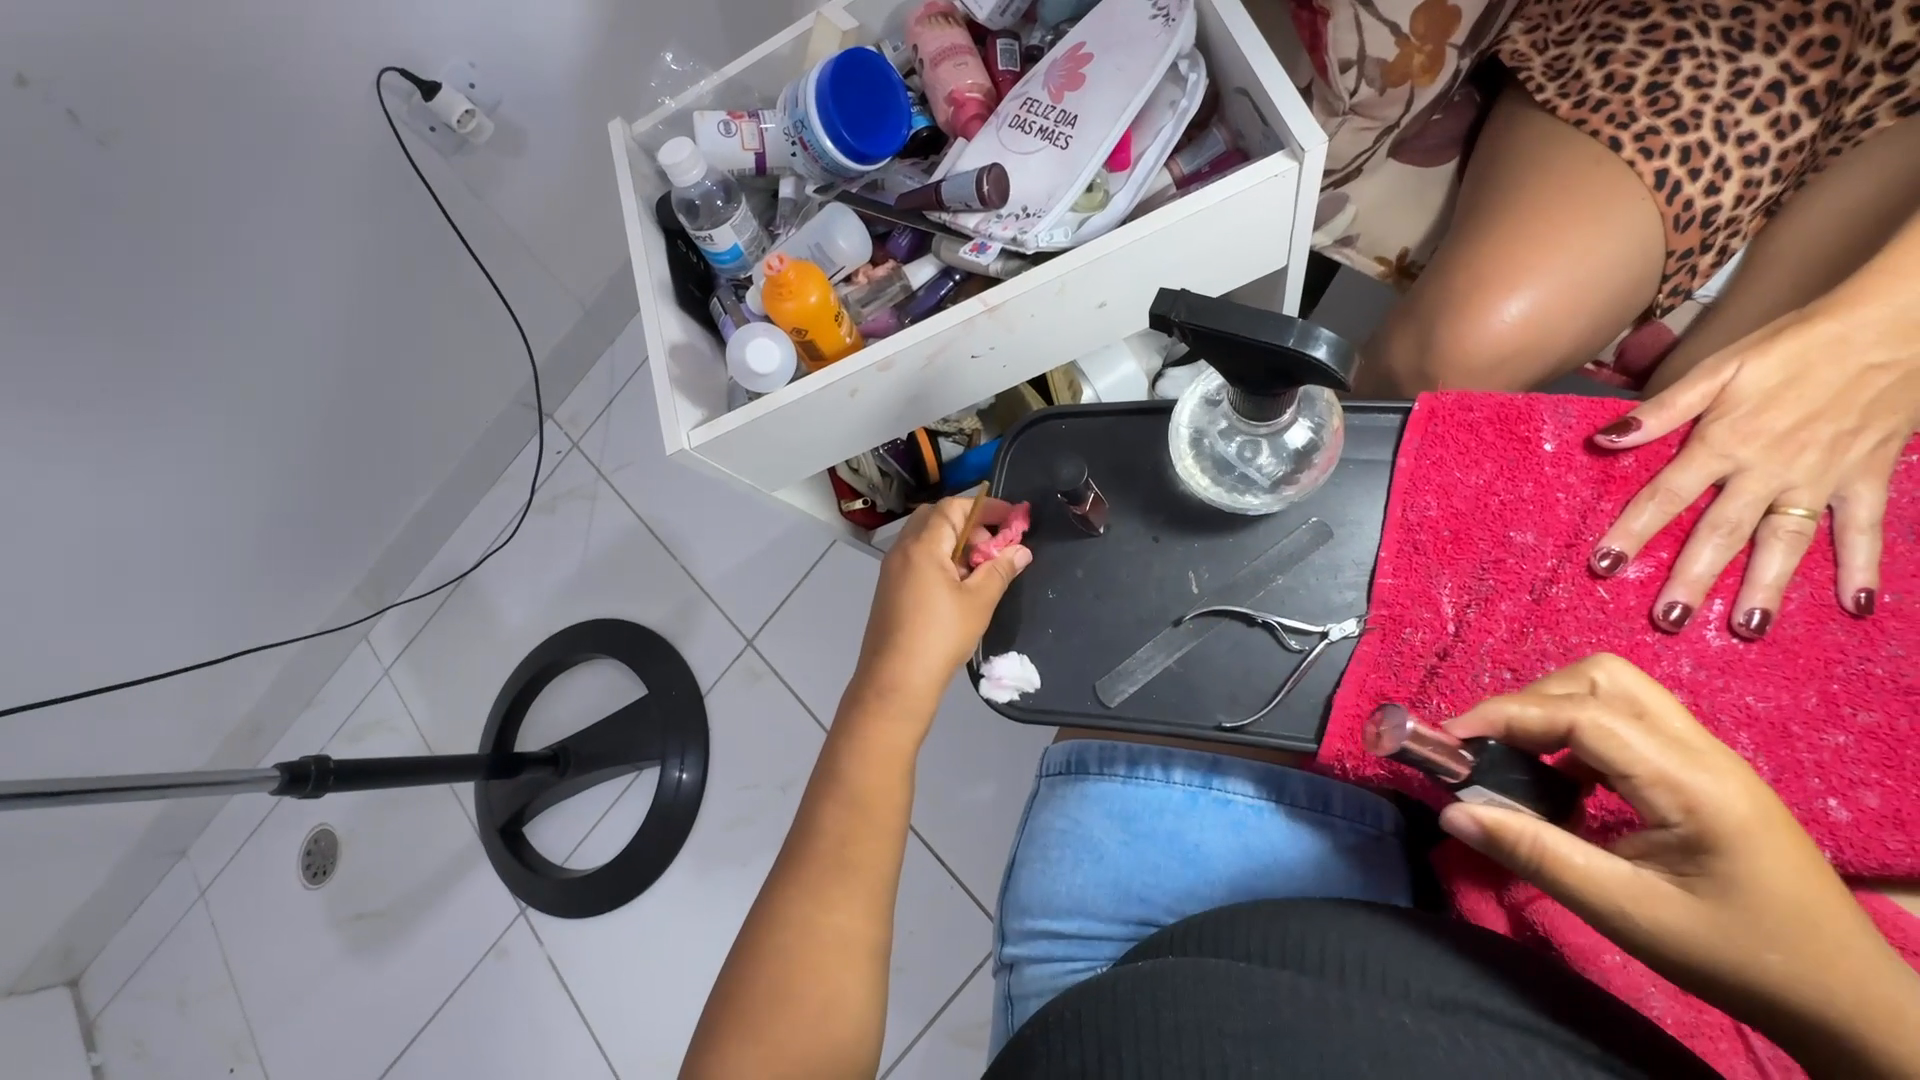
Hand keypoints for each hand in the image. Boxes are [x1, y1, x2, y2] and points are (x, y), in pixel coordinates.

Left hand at [849, 496, 1030, 714]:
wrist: (895, 681)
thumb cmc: (940, 636)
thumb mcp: (979, 602)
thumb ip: (1000, 570)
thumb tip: (1020, 550)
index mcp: (922, 545)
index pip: (953, 507)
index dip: (985, 508)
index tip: (1012, 518)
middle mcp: (902, 550)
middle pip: (936, 518)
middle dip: (969, 524)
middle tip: (993, 546)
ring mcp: (892, 570)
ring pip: (926, 540)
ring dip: (955, 545)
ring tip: (980, 570)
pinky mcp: (890, 589)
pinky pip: (917, 559)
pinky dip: (941, 561)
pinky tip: (958, 588)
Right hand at [1440, 655, 1919, 1076]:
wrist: (1844, 999)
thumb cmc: (1738, 958)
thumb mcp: (1626, 913)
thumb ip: (1535, 854)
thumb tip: (1452, 811)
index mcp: (1691, 782)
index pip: (1581, 714)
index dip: (1505, 716)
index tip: (1450, 742)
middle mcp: (1702, 752)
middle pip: (1602, 678)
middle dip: (1530, 700)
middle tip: (1487, 748)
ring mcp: (1707, 759)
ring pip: (1614, 693)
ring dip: (1552, 714)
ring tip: (1515, 763)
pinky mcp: (1702, 775)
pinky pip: (1626, 726)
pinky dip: (1576, 738)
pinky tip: (1561, 785)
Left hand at [1588, 299, 1919, 637]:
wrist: (1892, 326)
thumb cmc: (1792, 346)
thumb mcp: (1717, 368)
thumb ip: (1662, 410)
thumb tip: (1605, 439)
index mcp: (1722, 444)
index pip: (1664, 497)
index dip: (1631, 532)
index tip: (1603, 566)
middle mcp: (1766, 470)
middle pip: (1720, 532)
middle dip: (1691, 577)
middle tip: (1668, 620)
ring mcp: (1820, 478)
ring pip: (1786, 542)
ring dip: (1766, 586)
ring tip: (1745, 628)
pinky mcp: (1868, 477)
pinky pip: (1863, 529)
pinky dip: (1862, 567)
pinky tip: (1857, 607)